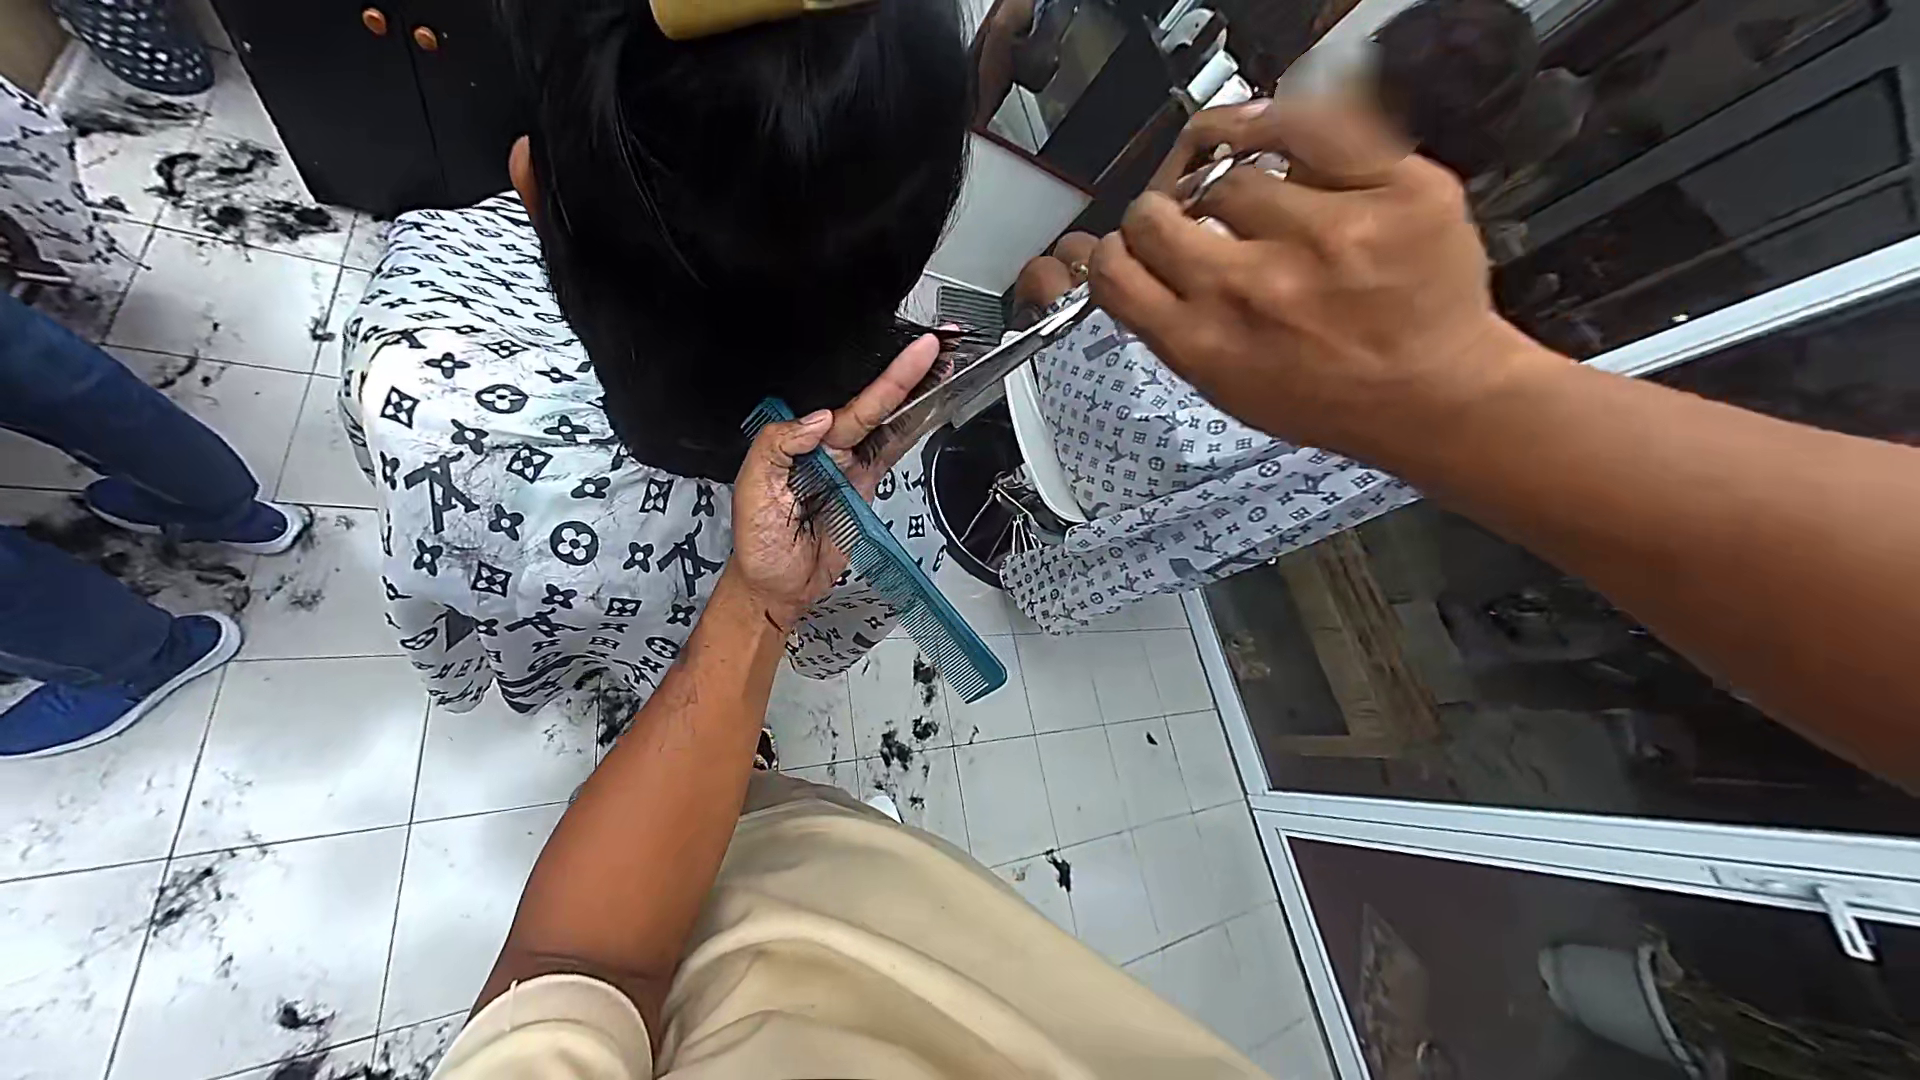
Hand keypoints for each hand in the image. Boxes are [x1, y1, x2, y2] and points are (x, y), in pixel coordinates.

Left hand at [725, 335, 941, 629]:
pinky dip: (913, 431)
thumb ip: (778, 447)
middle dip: (906, 375)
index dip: (884, 381)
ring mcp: (851, 467)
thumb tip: (817, 420)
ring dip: (916, 397)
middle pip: (874, 405)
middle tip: (934, 348)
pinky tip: (929, 412)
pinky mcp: (867, 487)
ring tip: (942, 370)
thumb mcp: (752, 490)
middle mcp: (830, 450)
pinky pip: (892, 453)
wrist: (777, 585)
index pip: (848, 405)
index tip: (909, 357)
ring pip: (889, 424)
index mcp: (802, 444)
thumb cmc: (758, 543)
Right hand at [1090, 100, 1543, 458]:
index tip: (1123, 248)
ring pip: (1228, 176)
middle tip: (1181, 223)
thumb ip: (1169, 330)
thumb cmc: (1317, 400)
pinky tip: (1265, 135)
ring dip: (1231, 193)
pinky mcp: (1389, 191)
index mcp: (1202, 342)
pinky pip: (1309, 125)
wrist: (1426, 396)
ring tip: (1256, 214)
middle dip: (1156, 216)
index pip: (1114, 271)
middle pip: (1153, 214)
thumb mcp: (1220, 387)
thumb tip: (1131, 269)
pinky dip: (1277, 125)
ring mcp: (1322, 235)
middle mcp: (1249, 289)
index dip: (1107, 252)